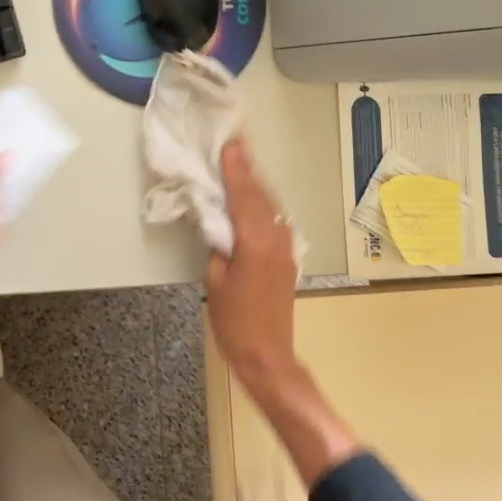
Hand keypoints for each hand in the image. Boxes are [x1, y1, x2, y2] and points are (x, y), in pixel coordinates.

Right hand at [205, 137, 302, 389]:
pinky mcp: (287, 259)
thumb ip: (218, 246)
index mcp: (254, 244)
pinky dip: (263, 203)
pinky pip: (275, 221)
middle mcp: (275, 241)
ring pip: (271, 207)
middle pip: (261, 197)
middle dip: (248, 170)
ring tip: (244, 163)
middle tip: (236, 144)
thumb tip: (220, 225)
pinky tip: (255, 198)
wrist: (267, 356)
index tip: (230, 145)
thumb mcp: (214, 280)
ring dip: (257, 184)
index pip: (243, 197)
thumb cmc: (234, 322)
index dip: (236, 170)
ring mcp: (285, 250)